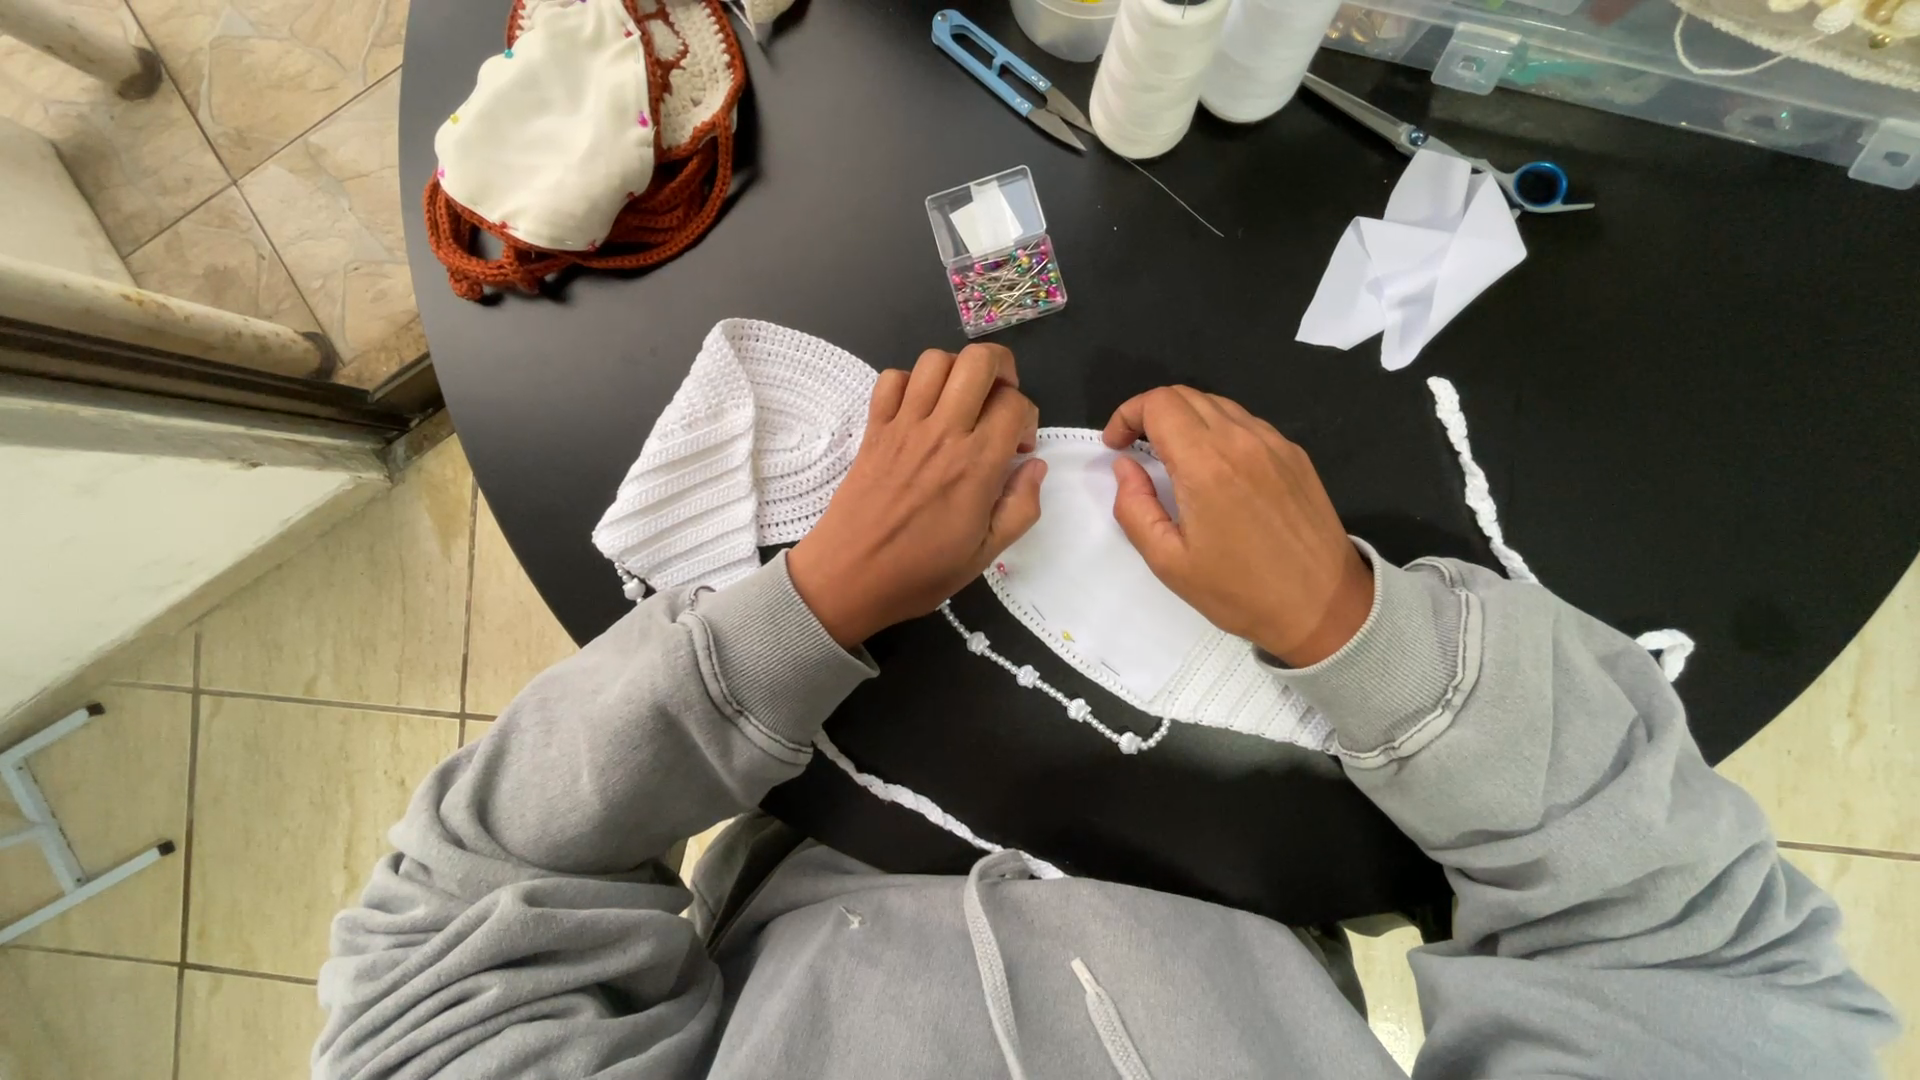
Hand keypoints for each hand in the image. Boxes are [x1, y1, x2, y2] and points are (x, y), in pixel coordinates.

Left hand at [788, 344, 1043, 646]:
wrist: (848, 578)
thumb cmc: (920, 573)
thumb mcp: (985, 555)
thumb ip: (1020, 508)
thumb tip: (1034, 466)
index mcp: (976, 465)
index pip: (1015, 404)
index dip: (1028, 419)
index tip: (1018, 449)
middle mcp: (942, 433)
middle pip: (978, 362)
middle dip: (1001, 370)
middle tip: (999, 402)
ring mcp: (903, 426)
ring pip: (935, 360)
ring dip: (957, 372)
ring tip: (961, 402)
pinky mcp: (873, 429)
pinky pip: (891, 379)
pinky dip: (909, 383)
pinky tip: (919, 411)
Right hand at [1103, 386, 1372, 667]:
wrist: (1323, 607)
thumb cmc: (1238, 591)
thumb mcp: (1168, 561)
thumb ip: (1134, 507)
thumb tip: (1126, 467)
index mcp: (1206, 463)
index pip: (1158, 404)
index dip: (1127, 415)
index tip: (1116, 445)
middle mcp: (1242, 440)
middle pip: (1185, 395)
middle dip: (1150, 413)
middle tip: (1137, 449)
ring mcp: (1274, 443)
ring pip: (1217, 405)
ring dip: (1185, 419)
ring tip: (1172, 457)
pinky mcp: (1295, 455)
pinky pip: (1246, 423)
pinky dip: (1218, 431)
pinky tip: (1214, 467)